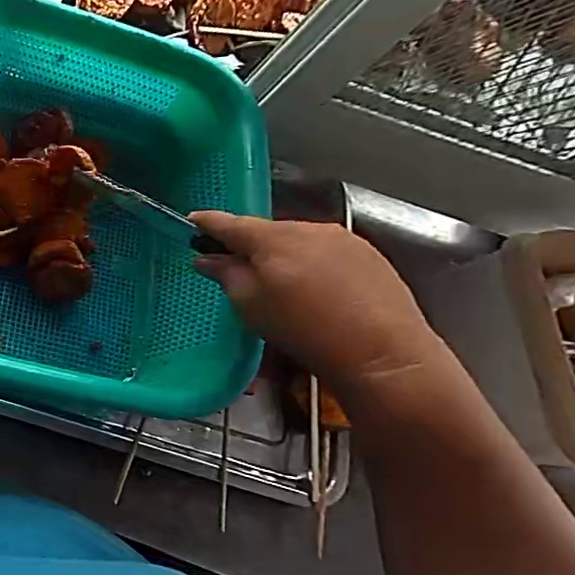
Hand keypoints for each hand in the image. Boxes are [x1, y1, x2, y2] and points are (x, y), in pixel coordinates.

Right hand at [189, 212, 445, 389]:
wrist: (381, 352)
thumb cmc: (305, 332)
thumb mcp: (251, 307)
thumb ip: (226, 275)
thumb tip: (209, 259)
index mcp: (273, 238)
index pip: (231, 223)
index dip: (209, 223)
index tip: (193, 222)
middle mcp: (308, 228)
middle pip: (267, 231)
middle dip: (250, 246)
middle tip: (237, 269)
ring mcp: (342, 238)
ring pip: (299, 241)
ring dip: (284, 256)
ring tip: (283, 288)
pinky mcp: (368, 254)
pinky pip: (326, 252)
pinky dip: (313, 264)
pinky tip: (317, 293)